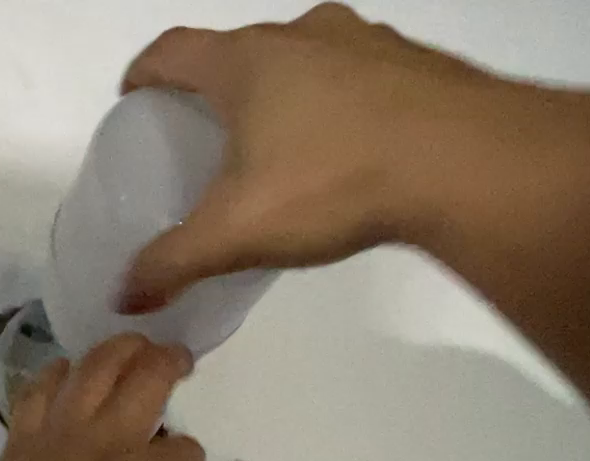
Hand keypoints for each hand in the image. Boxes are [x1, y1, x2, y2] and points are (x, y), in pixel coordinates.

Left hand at [0, 335, 240, 460]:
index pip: (187, 451)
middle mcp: (104, 444)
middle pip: (146, 376)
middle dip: (171, 362)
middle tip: (179, 361)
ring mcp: (54, 439)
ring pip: (91, 368)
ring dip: (120, 348)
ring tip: (134, 348)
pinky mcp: (16, 447)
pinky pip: (36, 390)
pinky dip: (56, 372)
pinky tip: (68, 374)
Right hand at [118, 3, 582, 312]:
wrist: (465, 163)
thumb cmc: (331, 184)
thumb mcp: (235, 233)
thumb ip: (172, 263)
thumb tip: (124, 296)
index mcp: (247, 63)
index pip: (174, 51)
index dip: (144, 73)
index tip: (133, 100)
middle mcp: (302, 35)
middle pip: (236, 51)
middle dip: (210, 89)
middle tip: (200, 137)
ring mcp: (363, 42)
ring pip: (297, 59)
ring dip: (273, 93)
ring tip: (269, 147)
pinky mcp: (410, 65)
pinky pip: (349, 78)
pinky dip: (326, 105)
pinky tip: (334, 152)